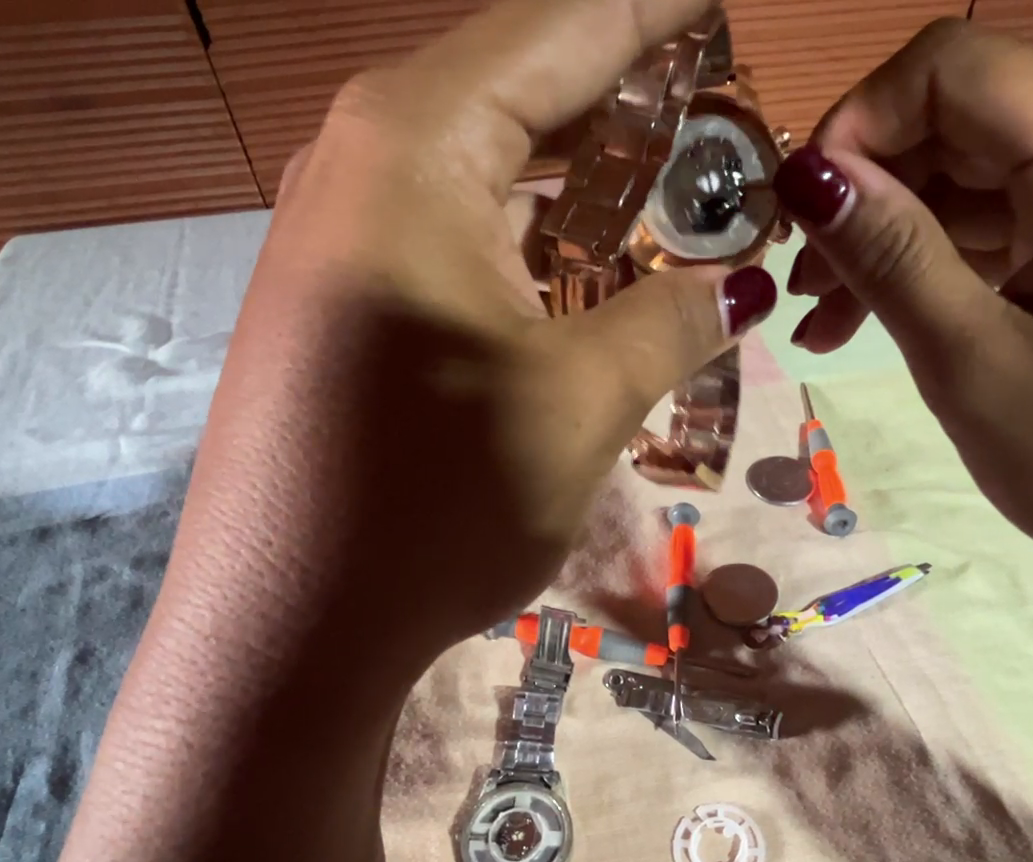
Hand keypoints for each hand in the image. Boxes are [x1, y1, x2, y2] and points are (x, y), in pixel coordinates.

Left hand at [191, 0, 775, 656]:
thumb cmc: (436, 502)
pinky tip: (587, 274)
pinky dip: (531, 241)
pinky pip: (454, 234)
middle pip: (519, 90)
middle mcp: (362, 161)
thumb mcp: (582, 397)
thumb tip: (740, 279)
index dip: (654, 17)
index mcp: (416, 142)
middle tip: (721, 128)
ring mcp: (340, 235)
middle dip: (627, 105)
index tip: (722, 12)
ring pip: (486, 169)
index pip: (560, 28)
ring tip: (673, 200)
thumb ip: (674, 315)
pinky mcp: (341, 305)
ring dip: (581, 182)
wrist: (291, 630)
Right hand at [776, 20, 1032, 610]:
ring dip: (896, 233)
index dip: (857, 125)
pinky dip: (946, 259)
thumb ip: (888, 252)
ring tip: (825, 322)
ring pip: (982, 172)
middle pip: (965, 115)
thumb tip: (803, 175)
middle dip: (870, 189)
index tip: (801, 217)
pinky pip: (1017, 218)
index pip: (953, 65)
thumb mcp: (970, 361)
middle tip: (800, 284)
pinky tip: (886, 318)